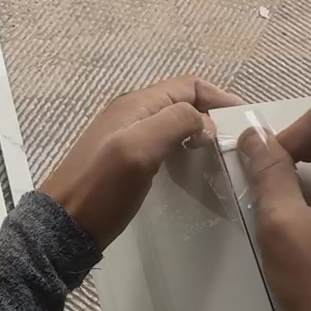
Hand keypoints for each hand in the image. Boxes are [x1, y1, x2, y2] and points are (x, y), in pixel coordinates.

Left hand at [42, 77, 244, 247]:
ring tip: (222, 156)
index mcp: (135, 104)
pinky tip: (192, 169)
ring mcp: (125, 138)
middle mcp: (130, 114)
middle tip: (239, 143)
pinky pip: (161, 145)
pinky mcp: (124, 162)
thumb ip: (174, 123)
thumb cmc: (102, 188)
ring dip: (199, 134)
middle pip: (181, 102)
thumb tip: (205, 123)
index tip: (245, 122)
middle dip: (212, 116)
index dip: (219, 97)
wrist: (65, 226)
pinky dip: (183, 151)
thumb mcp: (139, 148)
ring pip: (172, 124)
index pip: (188, 85)